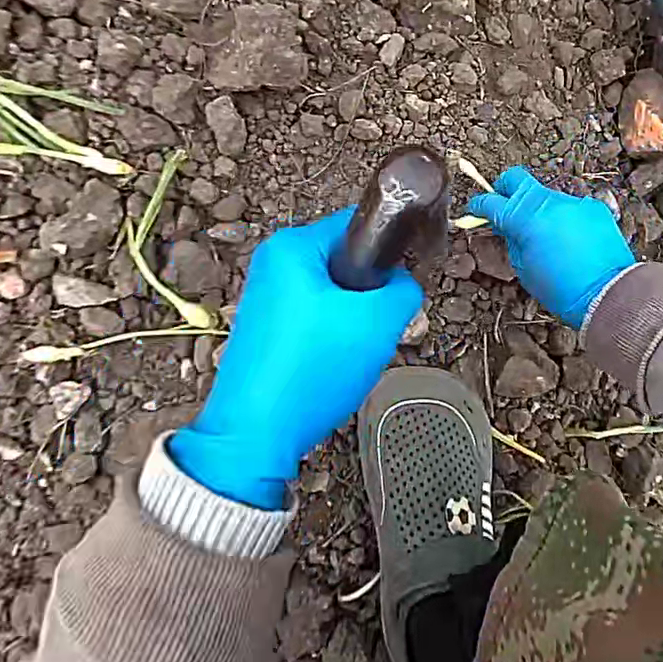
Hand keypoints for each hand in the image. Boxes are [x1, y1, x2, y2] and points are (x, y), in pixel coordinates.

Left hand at [169, 208, 423, 508]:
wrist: (256, 436)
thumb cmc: (313, 369)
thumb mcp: (381, 320)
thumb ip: (406, 287)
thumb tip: (402, 283)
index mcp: (293, 247)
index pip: (359, 225)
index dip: (389, 252)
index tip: (400, 285)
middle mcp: (273, 263)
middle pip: (347, 260)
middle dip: (370, 291)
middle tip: (377, 322)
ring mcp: (266, 295)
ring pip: (335, 291)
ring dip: (354, 315)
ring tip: (354, 345)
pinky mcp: (266, 325)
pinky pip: (316, 313)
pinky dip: (333, 332)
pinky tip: (334, 359)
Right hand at [467, 166, 634, 327]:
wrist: (606, 293)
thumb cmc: (562, 288)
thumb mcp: (523, 267)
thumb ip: (511, 239)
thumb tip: (504, 225)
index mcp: (525, 218)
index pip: (492, 201)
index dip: (479, 205)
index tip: (476, 209)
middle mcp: (549, 202)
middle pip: (516, 178)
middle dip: (504, 189)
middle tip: (502, 205)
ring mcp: (573, 202)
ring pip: (545, 195)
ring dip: (538, 208)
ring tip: (543, 234)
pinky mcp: (593, 207)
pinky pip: (570, 207)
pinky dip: (563, 218)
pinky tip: (569, 240)